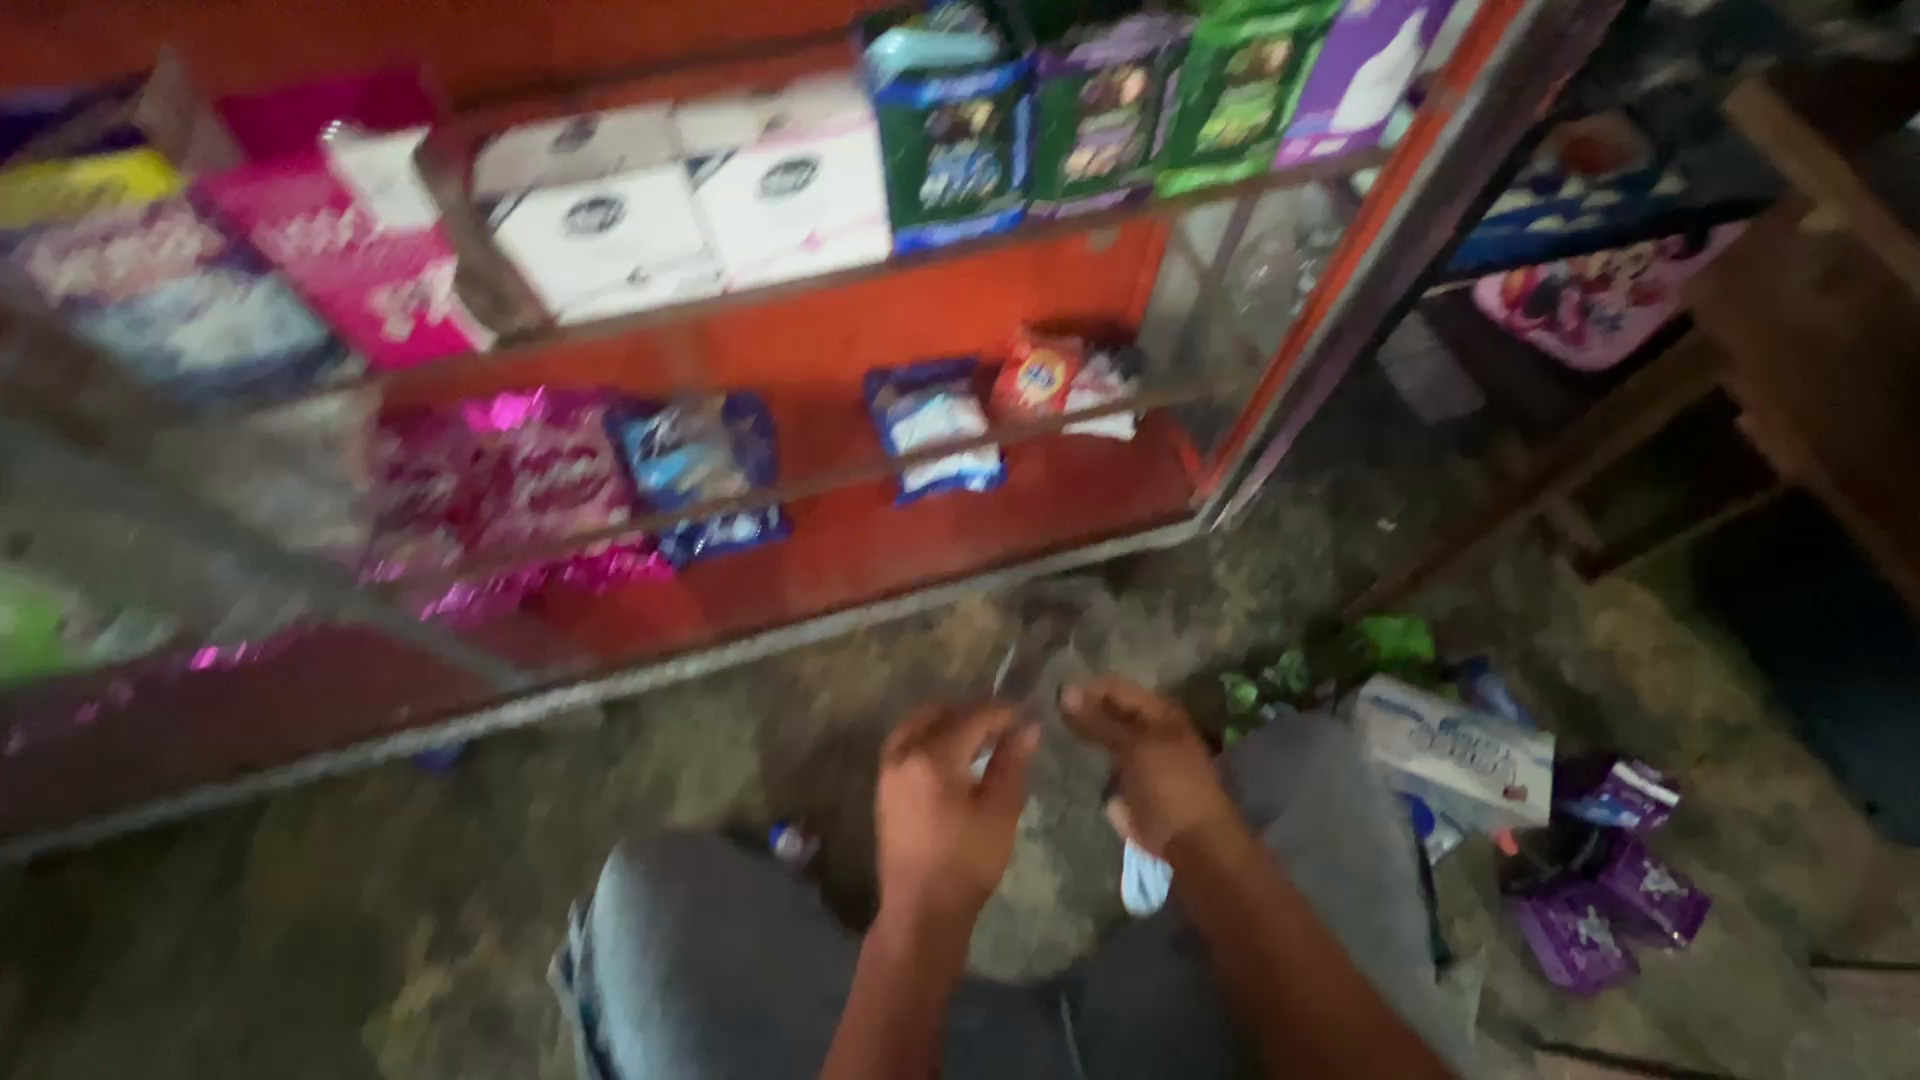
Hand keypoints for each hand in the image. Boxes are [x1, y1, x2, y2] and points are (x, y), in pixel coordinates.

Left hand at [875, 705, 1038, 926]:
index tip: (1025, 713)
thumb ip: (1012, 763)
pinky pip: (906, 745)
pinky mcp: (883, 787)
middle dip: (972, 713)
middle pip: (939, 713)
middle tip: (1003, 726)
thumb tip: (1028, 727)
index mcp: (933, 757)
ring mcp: (888, 770)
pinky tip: (953, 759)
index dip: (1001, 711)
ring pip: (918, 726)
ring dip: (948, 723)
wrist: (921, 909)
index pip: (972, 717)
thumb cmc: (967, 862)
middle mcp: (904, 753)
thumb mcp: (1000, 812)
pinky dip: (929, 739)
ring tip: (979, 740)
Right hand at [1061, 675, 1238, 857]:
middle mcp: (1145, 726)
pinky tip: (1058, 756)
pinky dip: (1082, 757)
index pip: (1113, 686)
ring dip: (1078, 733)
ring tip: (1047, 733)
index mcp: (1157, 710)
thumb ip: (1100, 720)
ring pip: (1099, 735)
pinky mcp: (1124, 780)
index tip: (1053, 698)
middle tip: (1045, 716)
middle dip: (1079, 710)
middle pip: (1106, 709)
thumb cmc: (1170, 785)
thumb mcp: (1135, 746)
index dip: (1085, 689)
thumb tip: (1064, 691)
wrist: (1191, 842)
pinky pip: (1098, 760)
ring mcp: (1134, 754)